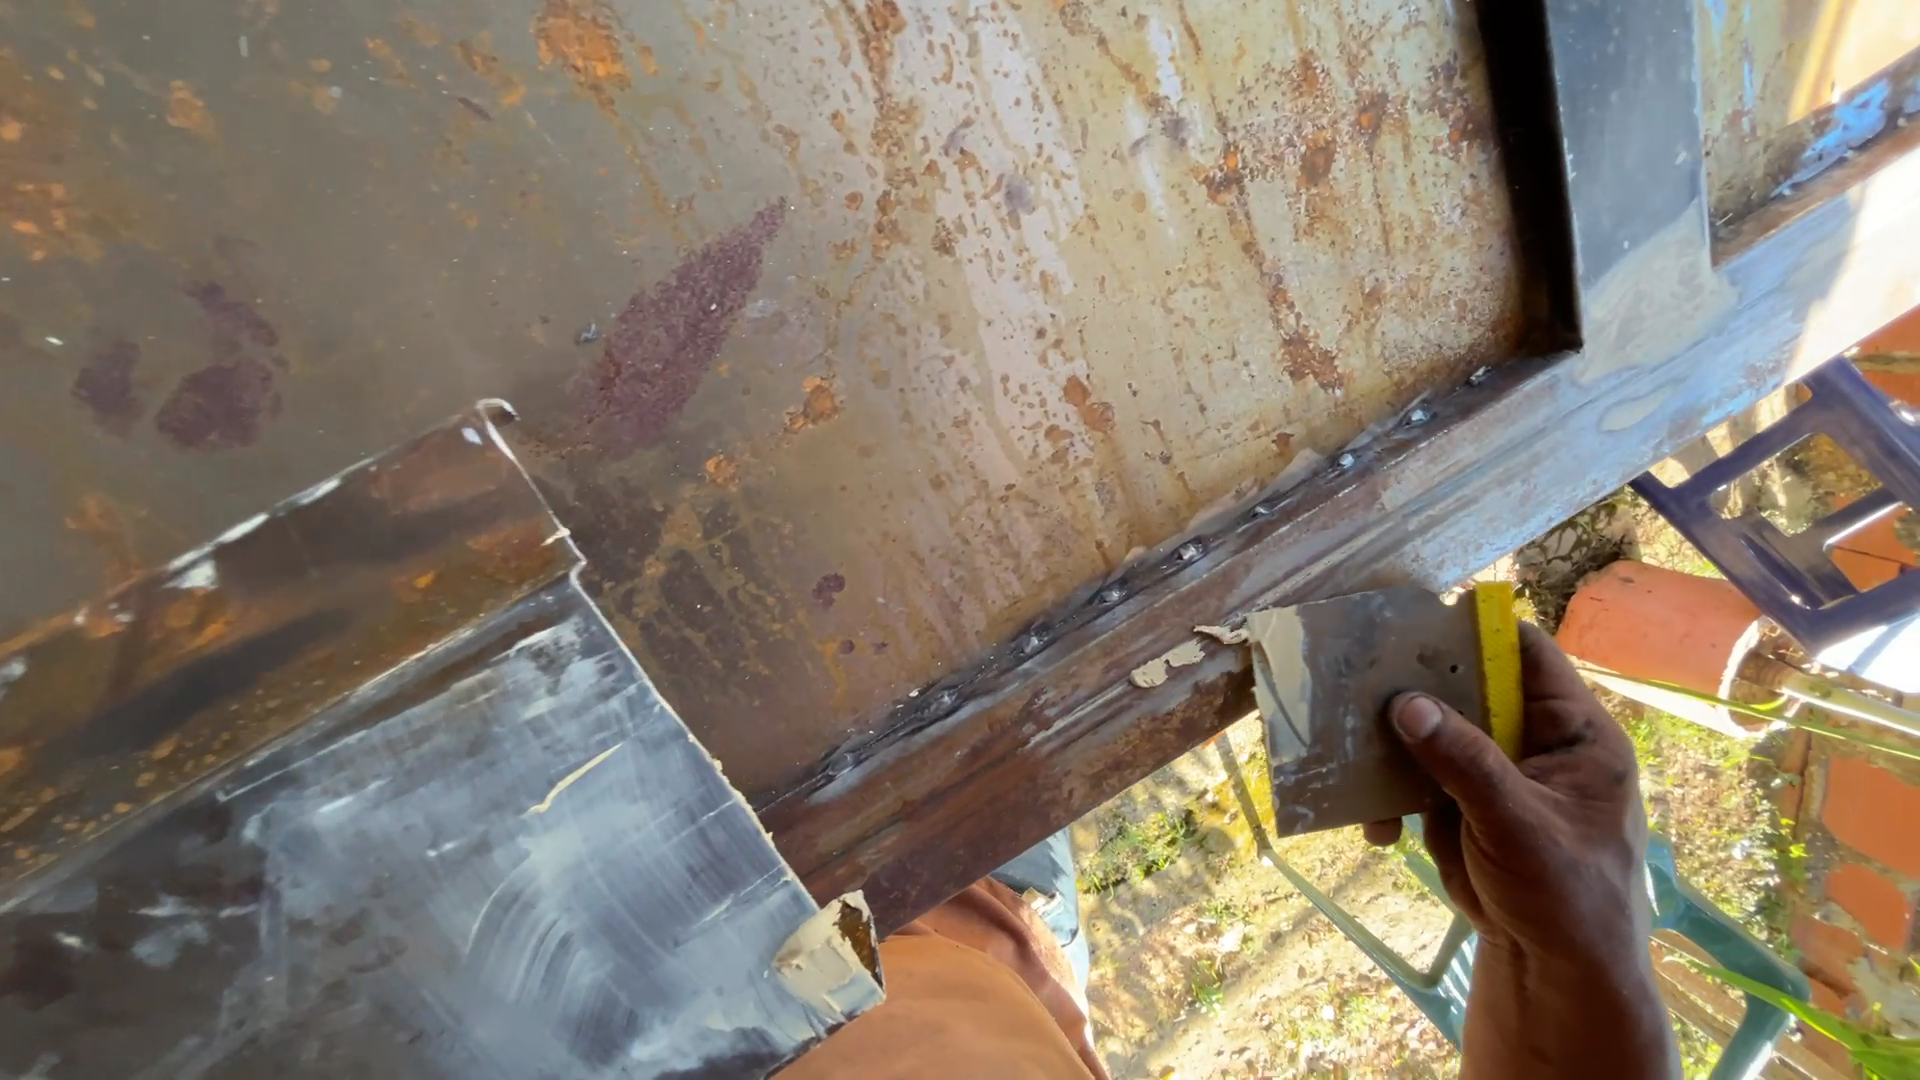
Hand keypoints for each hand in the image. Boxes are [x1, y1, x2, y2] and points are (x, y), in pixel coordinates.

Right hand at [1366, 623, 1675, 1078]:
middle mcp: (1528, 738)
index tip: (1416, 618)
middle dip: (1414, 686)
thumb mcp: (1519, 825)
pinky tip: (1381, 828)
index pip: (1526, 654)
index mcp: (1571, 733)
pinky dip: (1388, 792)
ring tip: (1356, 757)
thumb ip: (1465, 762)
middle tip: (1361, 677)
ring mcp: (1489, 766)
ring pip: (1427, 728)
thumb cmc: (1566, 895)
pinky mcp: (1456, 795)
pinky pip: (1411, 772)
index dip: (1477, 629)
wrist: (1550, 969)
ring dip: (1390, 743)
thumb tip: (1406, 702)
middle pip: (1464, 685)